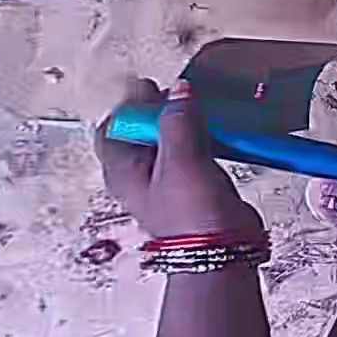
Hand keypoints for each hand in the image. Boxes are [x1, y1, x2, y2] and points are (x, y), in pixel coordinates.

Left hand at [98, 78, 262, 238]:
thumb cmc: (192, 214)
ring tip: (201, 107)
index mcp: (123, 170)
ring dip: (184, 121)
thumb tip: (179, 89)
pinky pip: (192, 150)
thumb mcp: (181, 160)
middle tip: (181, 93)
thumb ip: (177, 121)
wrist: (223, 249)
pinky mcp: (194, 182)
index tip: (155, 87)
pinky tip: (216, 130)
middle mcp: (140, 174)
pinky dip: (201, 135)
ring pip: (169, 138)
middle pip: (142, 129)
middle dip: (160, 108)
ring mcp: (168, 179)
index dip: (131, 103)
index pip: (113, 125)